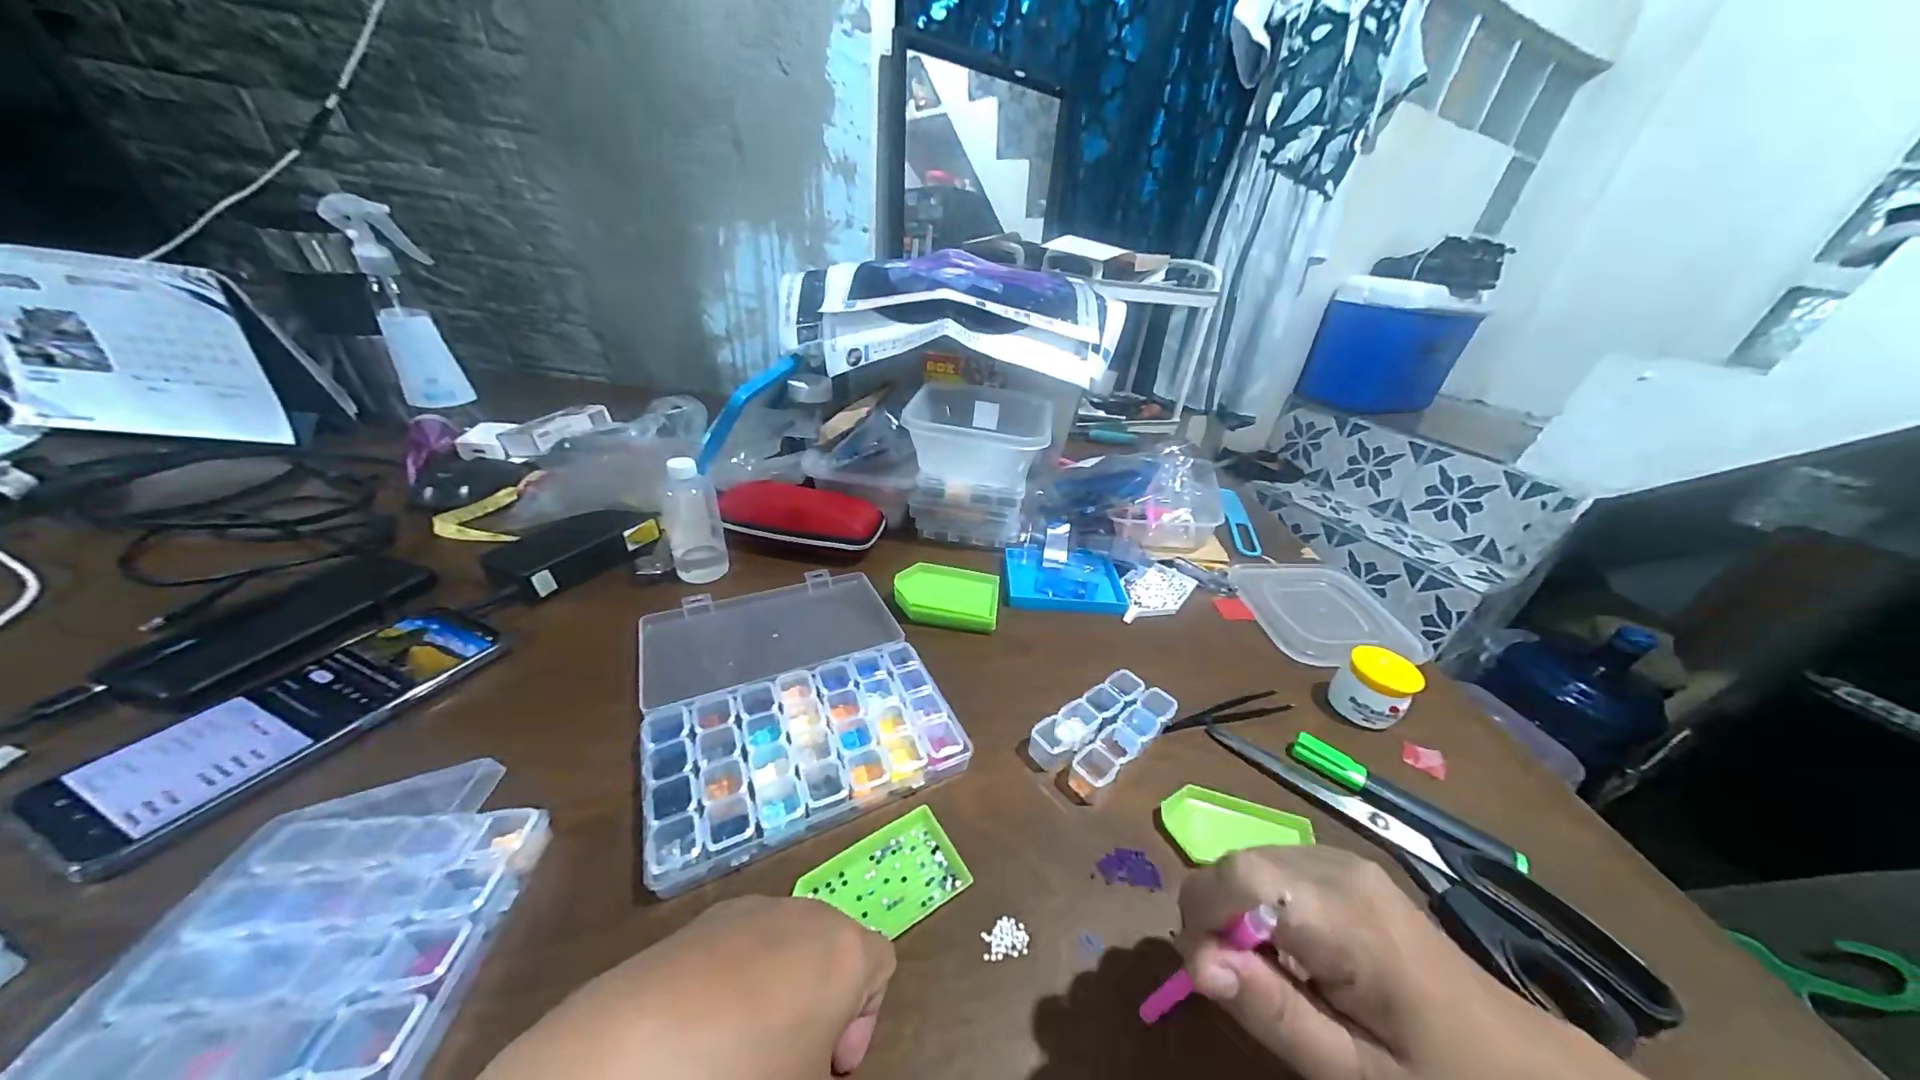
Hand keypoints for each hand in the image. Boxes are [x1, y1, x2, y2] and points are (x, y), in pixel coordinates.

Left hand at [481, 896, 894, 1079]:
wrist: (625, 1057)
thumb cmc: (744, 1074)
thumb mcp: (805, 1078)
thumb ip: (824, 1061)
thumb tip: (806, 1055)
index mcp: (845, 949)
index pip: (883, 966)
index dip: (865, 1020)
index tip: (831, 1064)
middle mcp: (803, 914)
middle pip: (835, 948)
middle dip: (823, 1001)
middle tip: (793, 1056)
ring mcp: (749, 910)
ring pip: (786, 944)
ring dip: (780, 986)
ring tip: (741, 1043)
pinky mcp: (700, 919)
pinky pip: (740, 944)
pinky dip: (736, 978)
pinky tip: (699, 1026)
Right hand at [1176, 847, 1638, 1079]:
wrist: (1528, 1065)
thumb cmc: (1443, 1077)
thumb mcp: (1357, 1073)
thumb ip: (1273, 1012)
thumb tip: (1197, 962)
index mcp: (1344, 912)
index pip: (1235, 875)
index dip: (1203, 919)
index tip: (1211, 980)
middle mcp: (1337, 865)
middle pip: (1235, 866)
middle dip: (1216, 921)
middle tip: (1241, 989)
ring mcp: (1343, 860)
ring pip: (1248, 865)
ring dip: (1236, 916)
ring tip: (1273, 979)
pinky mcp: (1347, 867)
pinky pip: (1274, 870)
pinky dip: (1260, 907)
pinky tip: (1295, 956)